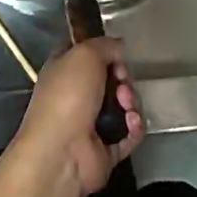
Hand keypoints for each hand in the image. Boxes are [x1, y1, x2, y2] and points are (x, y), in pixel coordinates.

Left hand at [4, 38, 144, 196]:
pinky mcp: (106, 149)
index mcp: (63, 69)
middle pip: (110, 80)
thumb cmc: (68, 94)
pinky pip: (129, 134)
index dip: (105, 52)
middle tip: (122, 83)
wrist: (63, 151)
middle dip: (122, 79)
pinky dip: (134, 128)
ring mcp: (91, 123)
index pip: (87, 54)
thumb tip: (120, 47)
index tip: (117, 55)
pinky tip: (131, 123)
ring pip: (122, 106)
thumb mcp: (85, 55)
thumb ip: (105, 46)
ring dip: (130, 102)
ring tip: (126, 106)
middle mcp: (75, 94)